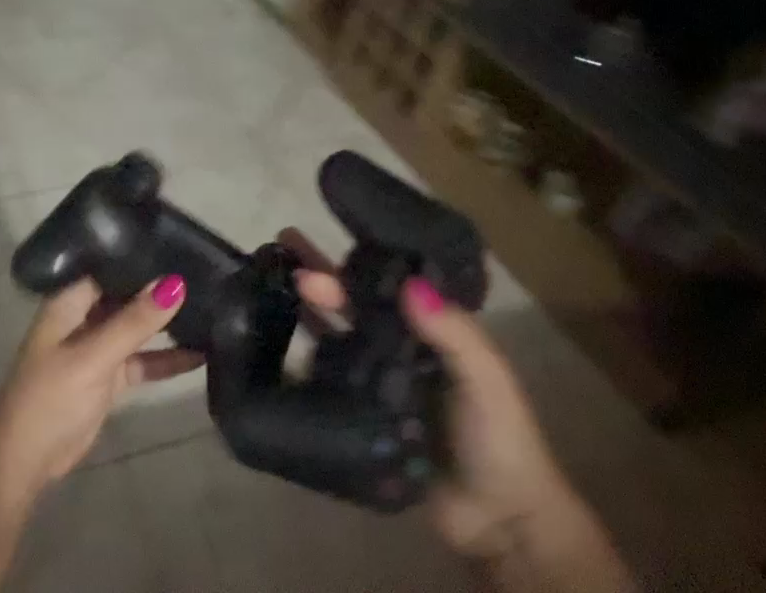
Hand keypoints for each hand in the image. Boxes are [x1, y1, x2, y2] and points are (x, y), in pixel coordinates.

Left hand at [0, 275, 202, 491]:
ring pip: (136, 327)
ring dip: (165, 322)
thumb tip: (175, 283)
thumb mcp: (94, 356)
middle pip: (124, 294)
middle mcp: (82, 317)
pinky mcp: (108, 376)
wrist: (26, 458)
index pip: (106, 265)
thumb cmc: (51, 397)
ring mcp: (96, 347)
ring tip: (211, 306)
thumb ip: (134, 322)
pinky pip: (141, 359)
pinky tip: (200, 354)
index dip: (139, 254)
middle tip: (207, 271)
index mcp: (68, 302)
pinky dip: (165, 358)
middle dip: (158, 287)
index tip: (179, 242)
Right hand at [278, 230, 575, 554]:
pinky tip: (272, 346)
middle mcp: (401, 353)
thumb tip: (408, 283)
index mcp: (433, 336)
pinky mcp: (358, 420)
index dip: (356, 267)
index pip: (388, 290)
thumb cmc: (498, 440)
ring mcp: (377, 387)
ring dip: (307, 314)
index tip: (327, 242)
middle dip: (321, 281)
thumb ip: (454, 332)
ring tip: (267, 288)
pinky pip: (326, 384)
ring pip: (336, 340)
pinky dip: (301, 363)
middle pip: (354, 309)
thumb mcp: (487, 380)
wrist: (496, 522)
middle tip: (282, 257)